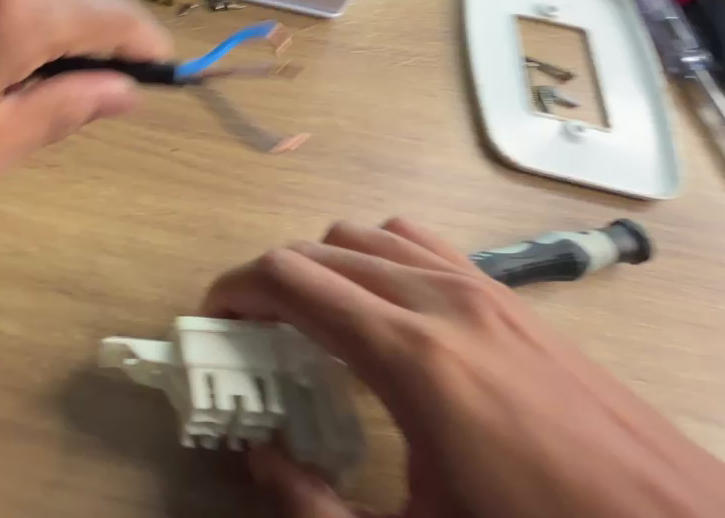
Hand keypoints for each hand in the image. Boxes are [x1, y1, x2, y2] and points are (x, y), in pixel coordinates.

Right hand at [205, 220, 724, 517]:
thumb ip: (313, 505)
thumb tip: (258, 454)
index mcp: (408, 356)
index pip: (288, 278)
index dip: (236, 290)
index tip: (216, 320)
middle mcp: (435, 298)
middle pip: (316, 250)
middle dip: (269, 280)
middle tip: (255, 331)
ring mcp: (477, 286)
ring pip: (363, 234)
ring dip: (323, 264)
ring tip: (316, 318)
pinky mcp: (508, 292)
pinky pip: (415, 241)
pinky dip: (376, 256)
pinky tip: (386, 309)